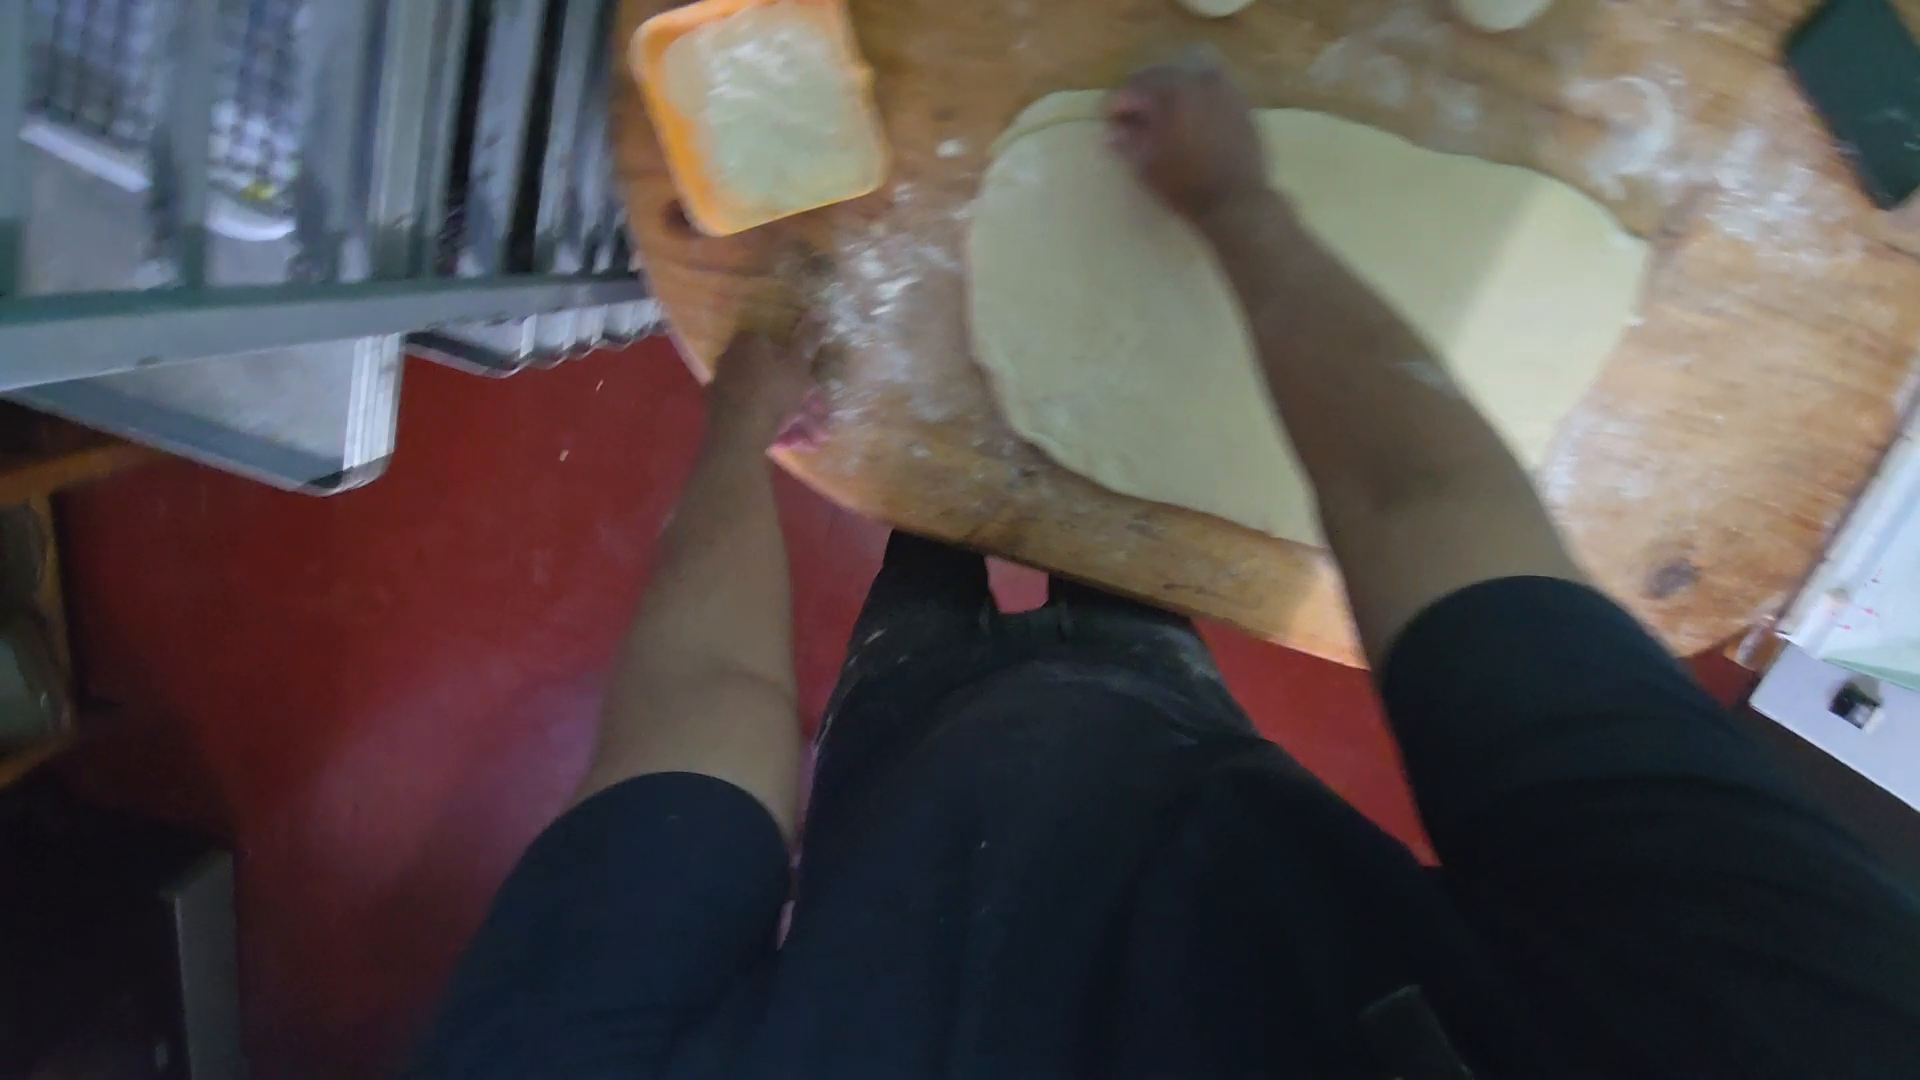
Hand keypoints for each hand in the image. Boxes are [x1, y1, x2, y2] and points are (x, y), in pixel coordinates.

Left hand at [706, 328, 827, 450]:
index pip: (779, 348)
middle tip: (821, 421)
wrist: (739, 434)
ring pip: (768, 401)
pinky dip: (775, 428)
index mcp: (749, 343)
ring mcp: (725, 388)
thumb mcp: (798, 366)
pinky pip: (755, 416)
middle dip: (802, 403)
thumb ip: (808, 340)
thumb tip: (819, 309)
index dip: (802, 370)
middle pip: (775, 378)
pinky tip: (792, 443)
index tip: (816, 389)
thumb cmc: (773, 393)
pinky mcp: (722, 413)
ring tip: (813, 441)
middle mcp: (732, 360)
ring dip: (795, 420)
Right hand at [1104, 47, 1269, 226]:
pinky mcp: (1238, 98)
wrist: (1235, 199)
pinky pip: (1211, 79)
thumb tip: (1110, 133)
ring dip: (1169, 83)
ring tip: (1159, 109)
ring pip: (1187, 66)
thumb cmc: (1185, 187)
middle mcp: (1197, 78)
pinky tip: (1187, 113)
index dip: (1116, 102)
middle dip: (1140, 91)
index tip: (1106, 119)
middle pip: (1159, 71)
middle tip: (1129, 115)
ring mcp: (1222, 85)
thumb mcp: (1148, 168)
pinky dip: (1193, 89)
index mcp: (1170, 92)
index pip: (1133, 85)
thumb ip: (1128, 144)